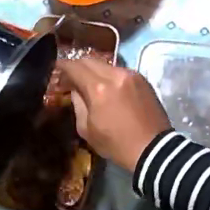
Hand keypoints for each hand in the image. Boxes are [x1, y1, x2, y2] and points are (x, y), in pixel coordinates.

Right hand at [55, 56, 171, 172]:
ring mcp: (132, 75)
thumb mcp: (87, 130)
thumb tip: (76, 90)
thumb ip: (78, 105)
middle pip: (90, 60)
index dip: (62, 66)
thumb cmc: (117, 144)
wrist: (154, 149)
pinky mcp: (143, 80)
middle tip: (70, 76)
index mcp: (98, 88)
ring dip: (94, 71)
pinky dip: (110, 76)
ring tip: (89, 82)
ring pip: (106, 65)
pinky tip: (108, 88)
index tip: (56, 69)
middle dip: (77, 66)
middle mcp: (115, 75)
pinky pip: (120, 71)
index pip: (75, 67)